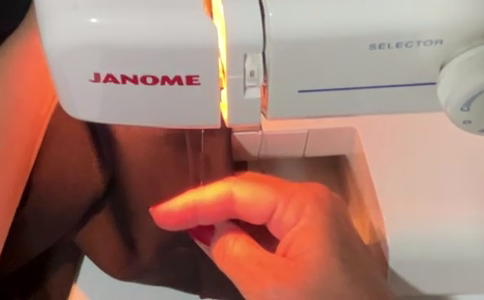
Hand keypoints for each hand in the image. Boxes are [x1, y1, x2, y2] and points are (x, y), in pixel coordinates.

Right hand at [149, 172, 391, 299]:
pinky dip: (248, 234)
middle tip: (170, 217)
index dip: (194, 202)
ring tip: (189, 223)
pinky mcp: (323, 246)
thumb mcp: (270, 290)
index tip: (159, 214)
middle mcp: (313, 201)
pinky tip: (225, 240)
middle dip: (209, 204)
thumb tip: (214, 230)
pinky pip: (275, 229)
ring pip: (261, 211)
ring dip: (227, 218)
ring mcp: (321, 222)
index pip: (236, 192)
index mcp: (303, 202)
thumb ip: (233, 250)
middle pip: (249, 194)